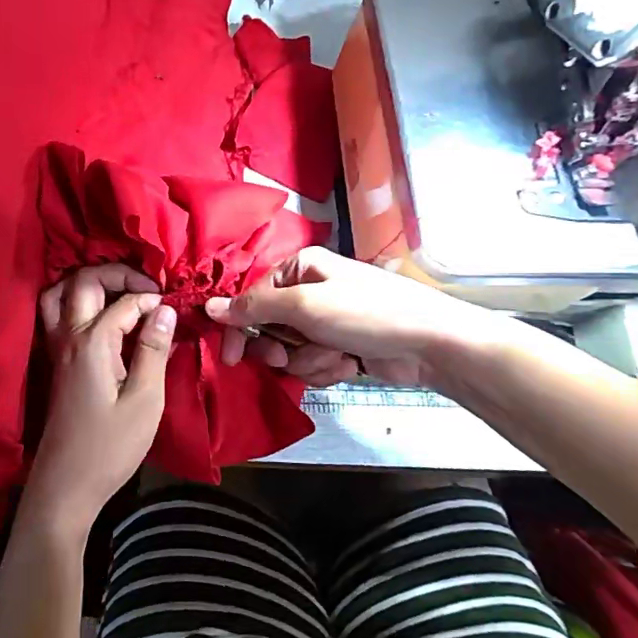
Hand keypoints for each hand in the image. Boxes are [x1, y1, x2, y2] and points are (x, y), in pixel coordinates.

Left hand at [26, 264, 177, 536]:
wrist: (66, 484)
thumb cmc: (111, 447)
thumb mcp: (145, 400)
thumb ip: (153, 350)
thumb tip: (164, 309)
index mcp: (91, 342)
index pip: (124, 302)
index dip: (152, 299)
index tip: (176, 307)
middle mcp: (68, 337)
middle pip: (82, 282)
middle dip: (116, 273)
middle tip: (148, 287)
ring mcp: (57, 349)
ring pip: (60, 295)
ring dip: (89, 284)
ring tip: (122, 293)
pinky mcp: (57, 363)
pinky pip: (59, 316)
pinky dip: (78, 303)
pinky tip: (104, 318)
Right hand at [205, 246, 500, 386]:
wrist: (429, 345)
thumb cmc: (367, 313)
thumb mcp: (305, 306)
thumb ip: (253, 308)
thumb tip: (208, 306)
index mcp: (299, 268)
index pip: (250, 300)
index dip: (239, 330)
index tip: (231, 357)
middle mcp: (309, 291)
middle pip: (268, 329)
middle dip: (282, 349)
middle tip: (293, 354)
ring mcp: (325, 322)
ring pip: (290, 352)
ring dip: (309, 361)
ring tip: (337, 355)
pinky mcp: (339, 348)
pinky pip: (312, 365)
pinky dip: (327, 369)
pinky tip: (349, 363)